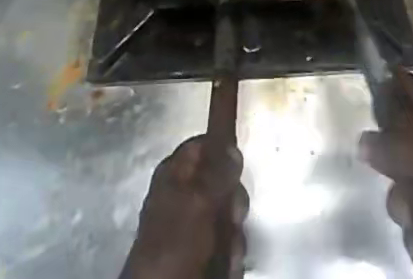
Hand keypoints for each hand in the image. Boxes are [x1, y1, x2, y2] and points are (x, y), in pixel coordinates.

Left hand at [119, 135, 247, 278]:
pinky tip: (225, 266)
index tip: (238, 170)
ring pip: (230, 218)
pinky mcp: (204, 253)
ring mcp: (195, 225)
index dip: (224, 153)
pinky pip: (228, 245)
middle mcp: (186, 194)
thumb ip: (217, 172)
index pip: (204, 145)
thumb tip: (232, 147)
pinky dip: (230, 257)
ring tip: (225, 252)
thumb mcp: (198, 201)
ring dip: (234, 237)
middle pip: (224, 183)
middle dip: (235, 204)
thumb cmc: (175, 243)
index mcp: (176, 173)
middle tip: (231, 219)